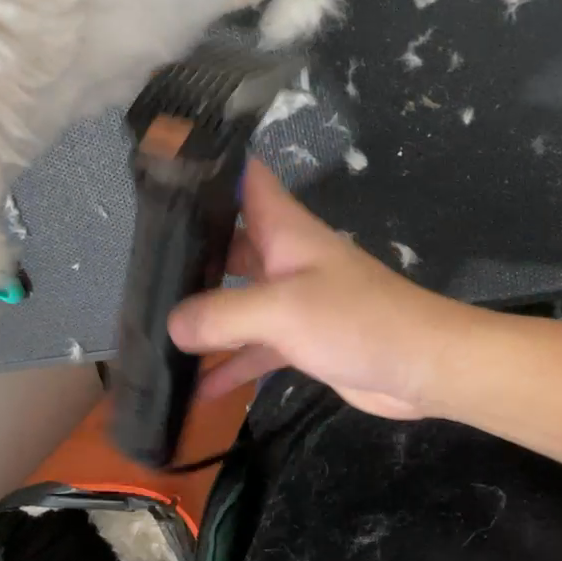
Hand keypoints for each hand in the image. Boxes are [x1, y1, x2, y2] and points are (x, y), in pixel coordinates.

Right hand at [169, 160, 479, 418]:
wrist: (423, 367)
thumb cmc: (357, 322)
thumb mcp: (281, 311)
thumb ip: (222, 316)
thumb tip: (171, 326)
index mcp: (284, 230)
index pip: (243, 180)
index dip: (206, 170)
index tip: (161, 176)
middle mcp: (286, 257)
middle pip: (229, 244)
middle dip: (189, 256)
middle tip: (138, 273)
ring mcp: (294, 300)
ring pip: (238, 301)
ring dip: (205, 318)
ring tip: (155, 333)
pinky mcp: (303, 339)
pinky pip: (256, 347)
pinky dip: (231, 364)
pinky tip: (198, 390)